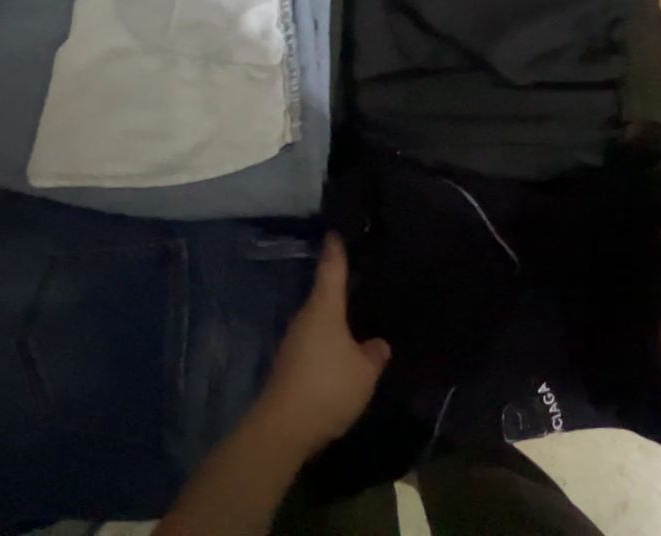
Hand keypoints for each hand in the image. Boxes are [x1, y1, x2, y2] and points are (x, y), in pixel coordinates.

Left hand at [254, 234, 391, 453]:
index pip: (332, 268)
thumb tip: (377, 343)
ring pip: (320, 321)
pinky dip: (330, 341)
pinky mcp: (290, 365)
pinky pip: (316, 343)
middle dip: (342, 287)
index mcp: (324, 308)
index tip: (338, 230)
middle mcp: (306, 318)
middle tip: (365, 277)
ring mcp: (294, 342)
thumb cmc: (327, 387)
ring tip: (360, 316)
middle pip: (325, 295)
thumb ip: (374, 354)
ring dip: (337, 319)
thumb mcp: (364, 372)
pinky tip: (345, 351)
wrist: (283, 429)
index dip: (337, 249)